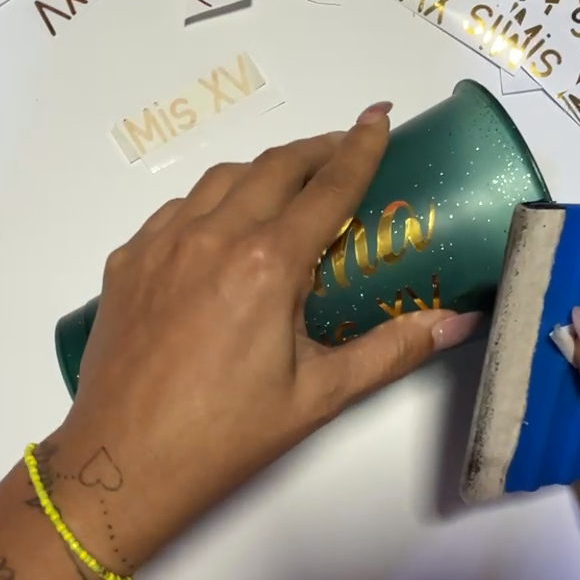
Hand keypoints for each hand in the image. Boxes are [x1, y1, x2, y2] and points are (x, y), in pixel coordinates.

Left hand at [47, 103, 481, 573]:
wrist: (124, 463)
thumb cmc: (227, 435)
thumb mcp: (319, 395)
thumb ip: (391, 351)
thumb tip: (456, 323)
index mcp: (266, 263)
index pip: (326, 187)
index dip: (359, 148)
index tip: (378, 116)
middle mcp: (211, 235)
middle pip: (273, 166)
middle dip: (315, 149)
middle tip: (343, 150)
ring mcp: (160, 243)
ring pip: (220, 178)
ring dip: (263, 171)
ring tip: (288, 187)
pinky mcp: (127, 261)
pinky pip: (177, 209)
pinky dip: (211, 202)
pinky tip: (221, 230)